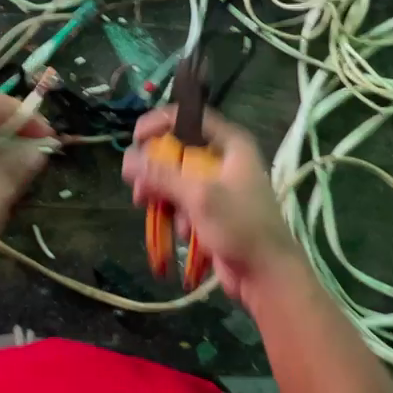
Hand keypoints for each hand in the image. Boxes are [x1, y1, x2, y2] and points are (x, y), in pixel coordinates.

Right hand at [122, 106, 302, 301]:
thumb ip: (162, 174)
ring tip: (150, 208)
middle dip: (154, 167)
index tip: (137, 139)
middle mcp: (222, 158)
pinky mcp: (209, 209)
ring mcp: (216, 184)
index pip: (188, 117)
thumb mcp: (200, 196)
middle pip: (176, 148)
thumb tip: (126, 158)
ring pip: (174, 176)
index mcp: (230, 143)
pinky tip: (179, 229)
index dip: (160, 122)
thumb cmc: (241, 227)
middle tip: (137, 184)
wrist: (267, 275)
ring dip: (162, 193)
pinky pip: (180, 200)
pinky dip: (174, 212)